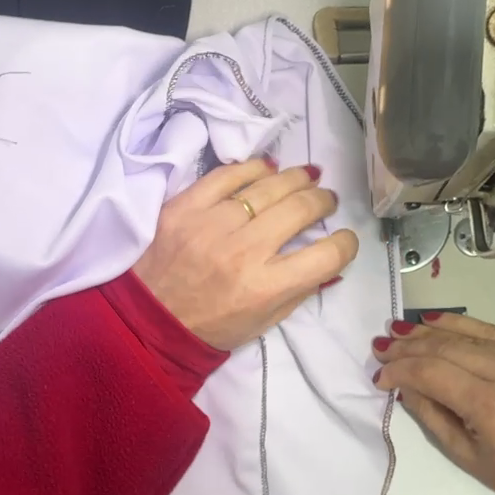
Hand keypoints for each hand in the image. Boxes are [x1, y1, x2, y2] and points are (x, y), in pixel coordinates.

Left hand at [133, 158, 360, 350]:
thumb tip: (333, 261)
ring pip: (267, 186)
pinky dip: (252, 168)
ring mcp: (211, 226)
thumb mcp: (265, 322)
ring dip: (295, 179)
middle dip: (322, 200)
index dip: (345, 243)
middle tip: (325, 199)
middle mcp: (243, 253)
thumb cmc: (214, 326)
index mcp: (266, 288)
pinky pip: (226, 176)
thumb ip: (301, 290)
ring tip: (305, 178)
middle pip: (300, 209)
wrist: (149, 321)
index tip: (342, 238)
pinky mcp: (183, 207)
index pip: (326, 255)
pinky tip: (267, 169)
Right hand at [371, 313, 494, 494]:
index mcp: (492, 408)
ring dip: (431, 331)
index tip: (379, 374)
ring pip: (470, 335)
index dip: (401, 370)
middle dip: (410, 346)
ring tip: (401, 329)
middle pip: (448, 349)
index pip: (433, 373)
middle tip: (382, 345)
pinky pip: (494, 333)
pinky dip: (464, 325)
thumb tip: (402, 382)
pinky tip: (436, 321)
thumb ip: (429, 412)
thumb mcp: (462, 453)